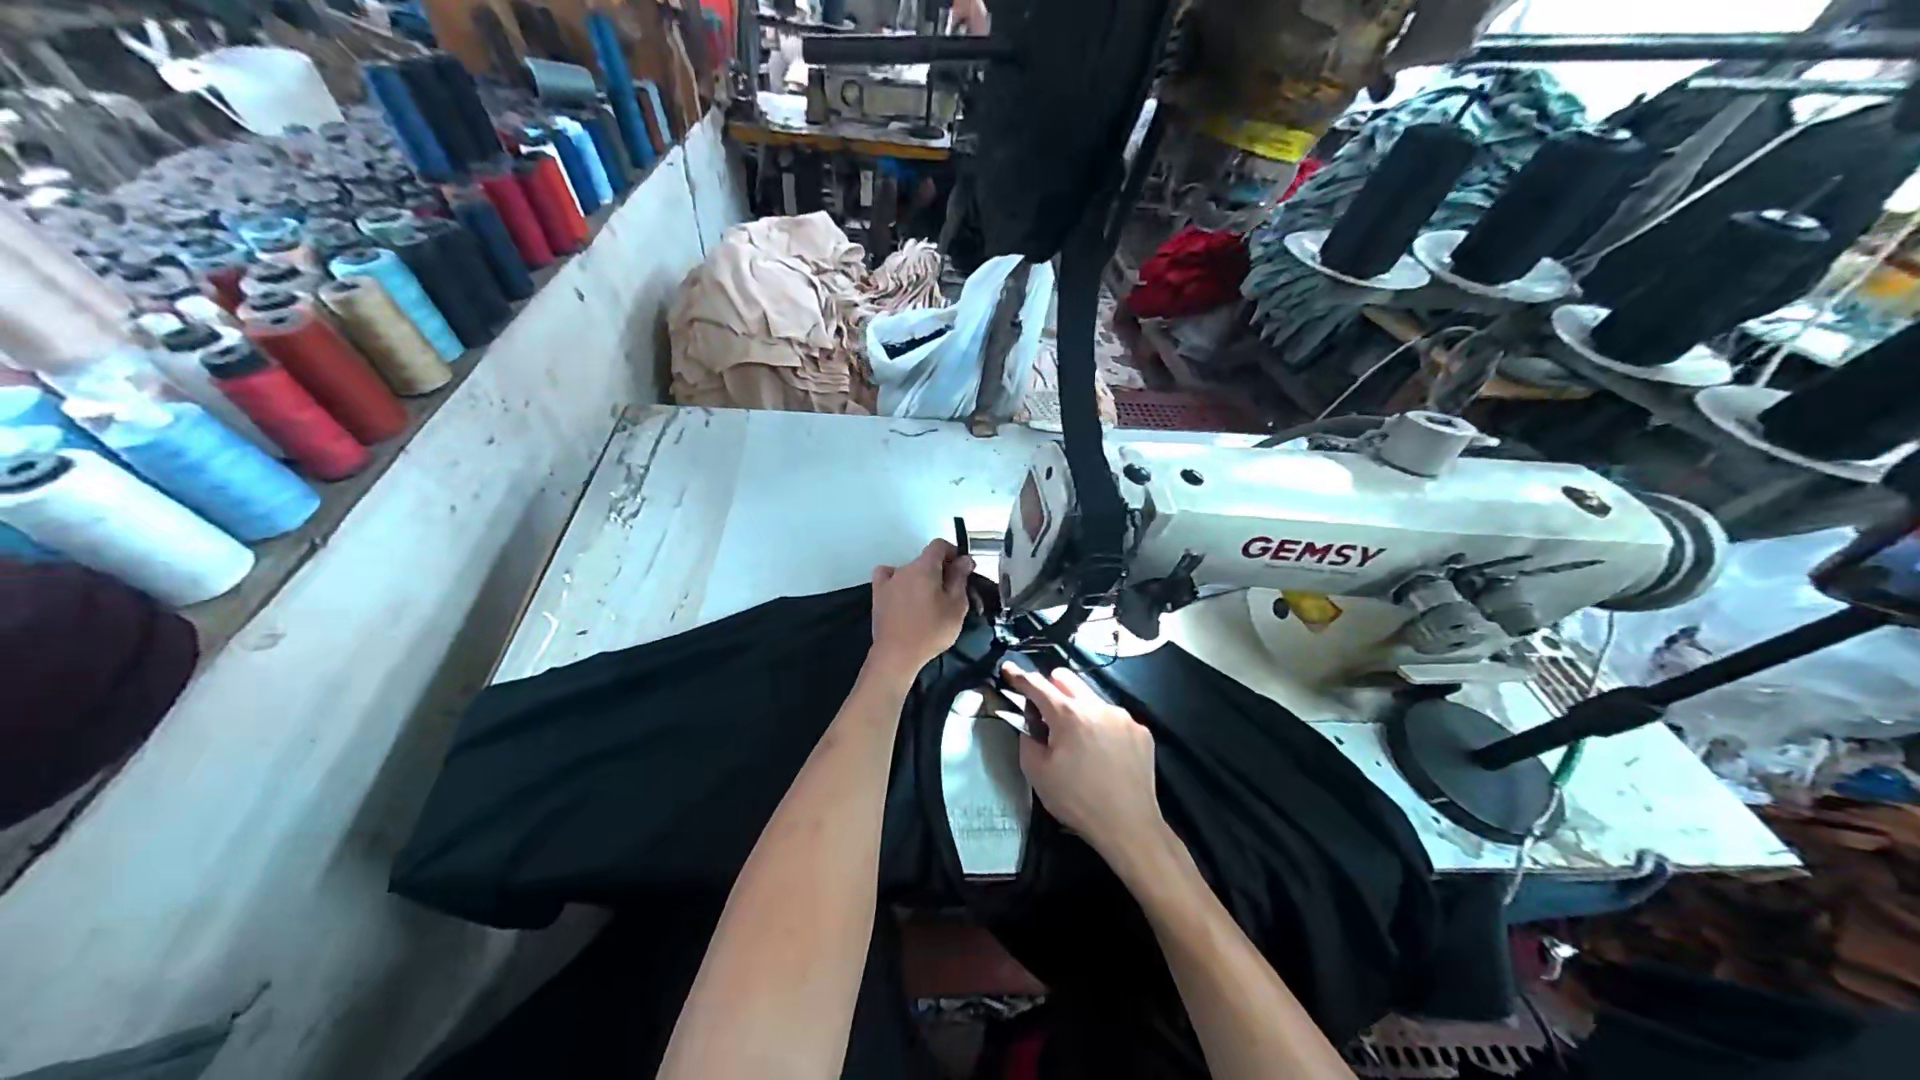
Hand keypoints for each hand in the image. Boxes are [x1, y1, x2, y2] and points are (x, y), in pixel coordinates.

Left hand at [869, 539, 972, 675]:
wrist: (897, 654)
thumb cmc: (931, 631)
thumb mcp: (956, 606)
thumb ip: (960, 578)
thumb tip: (964, 559)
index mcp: (925, 567)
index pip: (939, 545)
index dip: (952, 552)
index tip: (961, 568)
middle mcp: (904, 568)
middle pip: (925, 559)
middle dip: (939, 570)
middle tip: (951, 592)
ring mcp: (888, 580)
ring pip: (910, 571)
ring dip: (921, 578)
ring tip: (928, 600)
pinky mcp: (877, 594)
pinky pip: (888, 576)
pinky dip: (897, 580)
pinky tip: (902, 593)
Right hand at [1000, 664, 1165, 864]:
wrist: (1129, 826)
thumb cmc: (1077, 801)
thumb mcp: (1037, 773)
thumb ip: (1027, 739)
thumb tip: (1031, 723)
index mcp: (1068, 715)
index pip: (1037, 686)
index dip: (1019, 677)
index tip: (1008, 670)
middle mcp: (1098, 707)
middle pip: (1067, 679)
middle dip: (1051, 688)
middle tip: (1045, 713)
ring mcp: (1123, 718)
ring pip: (1092, 699)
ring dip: (1078, 710)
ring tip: (1078, 742)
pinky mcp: (1141, 732)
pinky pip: (1114, 718)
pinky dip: (1102, 727)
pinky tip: (1103, 754)